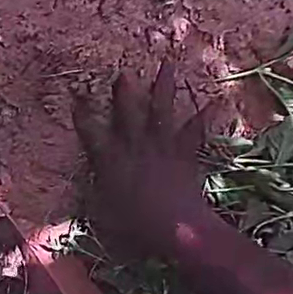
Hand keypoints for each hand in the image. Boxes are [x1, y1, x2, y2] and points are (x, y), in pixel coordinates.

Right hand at [73, 60, 216, 260]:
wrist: (177, 229)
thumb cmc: (134, 226)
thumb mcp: (101, 216)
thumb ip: (91, 200)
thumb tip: (81, 195)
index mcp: (110, 160)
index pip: (90, 133)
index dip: (82, 115)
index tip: (75, 98)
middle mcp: (134, 147)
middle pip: (127, 113)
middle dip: (124, 92)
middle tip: (123, 71)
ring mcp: (162, 148)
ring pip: (161, 111)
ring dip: (164, 87)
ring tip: (168, 64)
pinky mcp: (184, 155)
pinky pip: (195, 132)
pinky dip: (206, 116)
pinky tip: (216, 101)